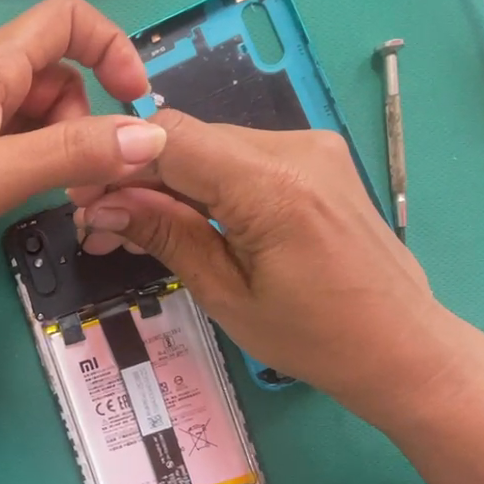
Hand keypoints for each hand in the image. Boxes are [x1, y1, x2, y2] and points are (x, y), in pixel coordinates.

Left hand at [0, 0, 162, 288]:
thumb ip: (73, 153)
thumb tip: (150, 137)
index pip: (70, 20)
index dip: (113, 49)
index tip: (136, 102)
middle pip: (58, 77)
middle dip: (87, 122)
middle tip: (89, 184)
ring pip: (33, 113)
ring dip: (59, 148)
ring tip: (60, 198)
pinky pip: (6, 138)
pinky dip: (29, 161)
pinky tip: (24, 196)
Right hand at [73, 111, 481, 421]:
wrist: (400, 345)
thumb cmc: (312, 337)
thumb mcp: (224, 294)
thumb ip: (166, 236)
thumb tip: (102, 207)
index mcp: (272, 183)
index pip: (172, 139)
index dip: (118, 162)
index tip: (83, 200)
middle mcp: (295, 147)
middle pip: (189, 138)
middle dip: (136, 178)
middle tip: (100, 226)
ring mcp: (312, 149)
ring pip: (211, 148)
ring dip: (167, 184)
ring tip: (134, 233)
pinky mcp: (317, 162)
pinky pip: (240, 161)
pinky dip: (202, 187)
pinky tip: (181, 223)